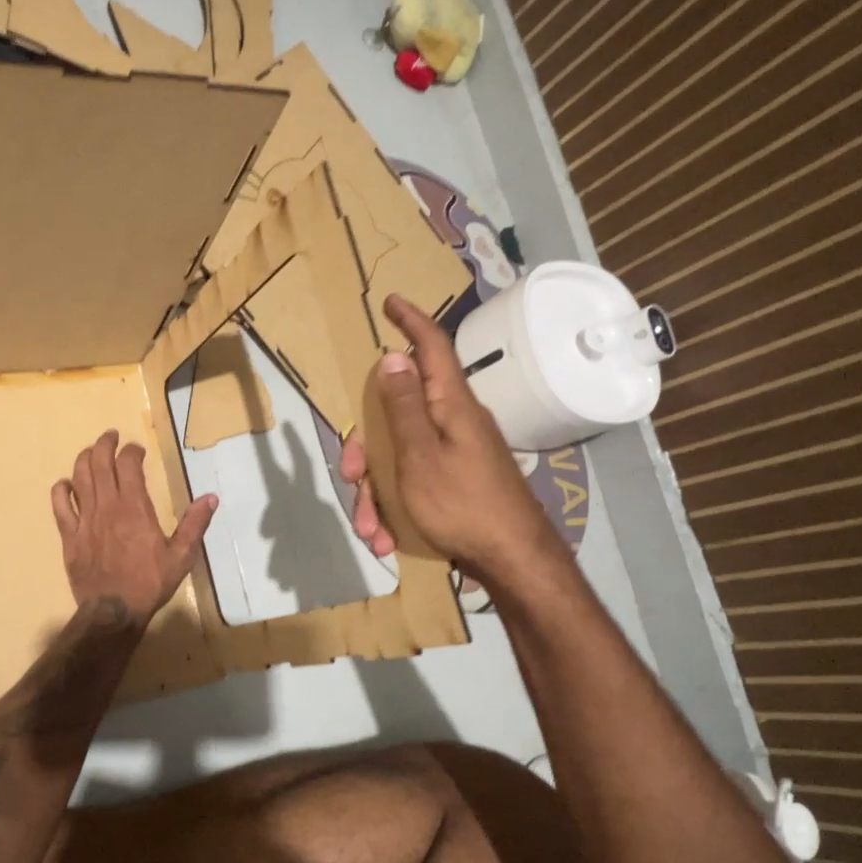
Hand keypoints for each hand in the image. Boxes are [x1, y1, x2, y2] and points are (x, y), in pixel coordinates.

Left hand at [52, 431, 217, 620]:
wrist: (113, 611)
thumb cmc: (150, 583)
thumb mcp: (181, 556)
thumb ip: (195, 524)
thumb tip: (211, 498)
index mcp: (134, 507)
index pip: (128, 464)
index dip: (132, 450)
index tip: (138, 449)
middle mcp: (106, 506)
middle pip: (99, 462)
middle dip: (105, 444)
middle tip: (111, 437)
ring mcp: (84, 520)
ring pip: (79, 478)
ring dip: (84, 459)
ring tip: (91, 452)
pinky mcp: (69, 536)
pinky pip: (60, 505)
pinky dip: (62, 489)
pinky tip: (66, 485)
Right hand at [339, 295, 560, 586]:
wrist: (511, 560)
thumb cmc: (463, 505)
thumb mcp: (420, 456)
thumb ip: (403, 408)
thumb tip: (393, 357)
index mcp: (451, 405)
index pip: (430, 348)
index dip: (411, 322)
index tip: (391, 302)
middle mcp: (454, 422)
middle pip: (398, 413)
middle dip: (365, 448)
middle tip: (350, 477)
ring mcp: (455, 453)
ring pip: (398, 455)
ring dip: (375, 492)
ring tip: (370, 529)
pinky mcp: (454, 481)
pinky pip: (412, 482)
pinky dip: (393, 507)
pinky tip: (386, 537)